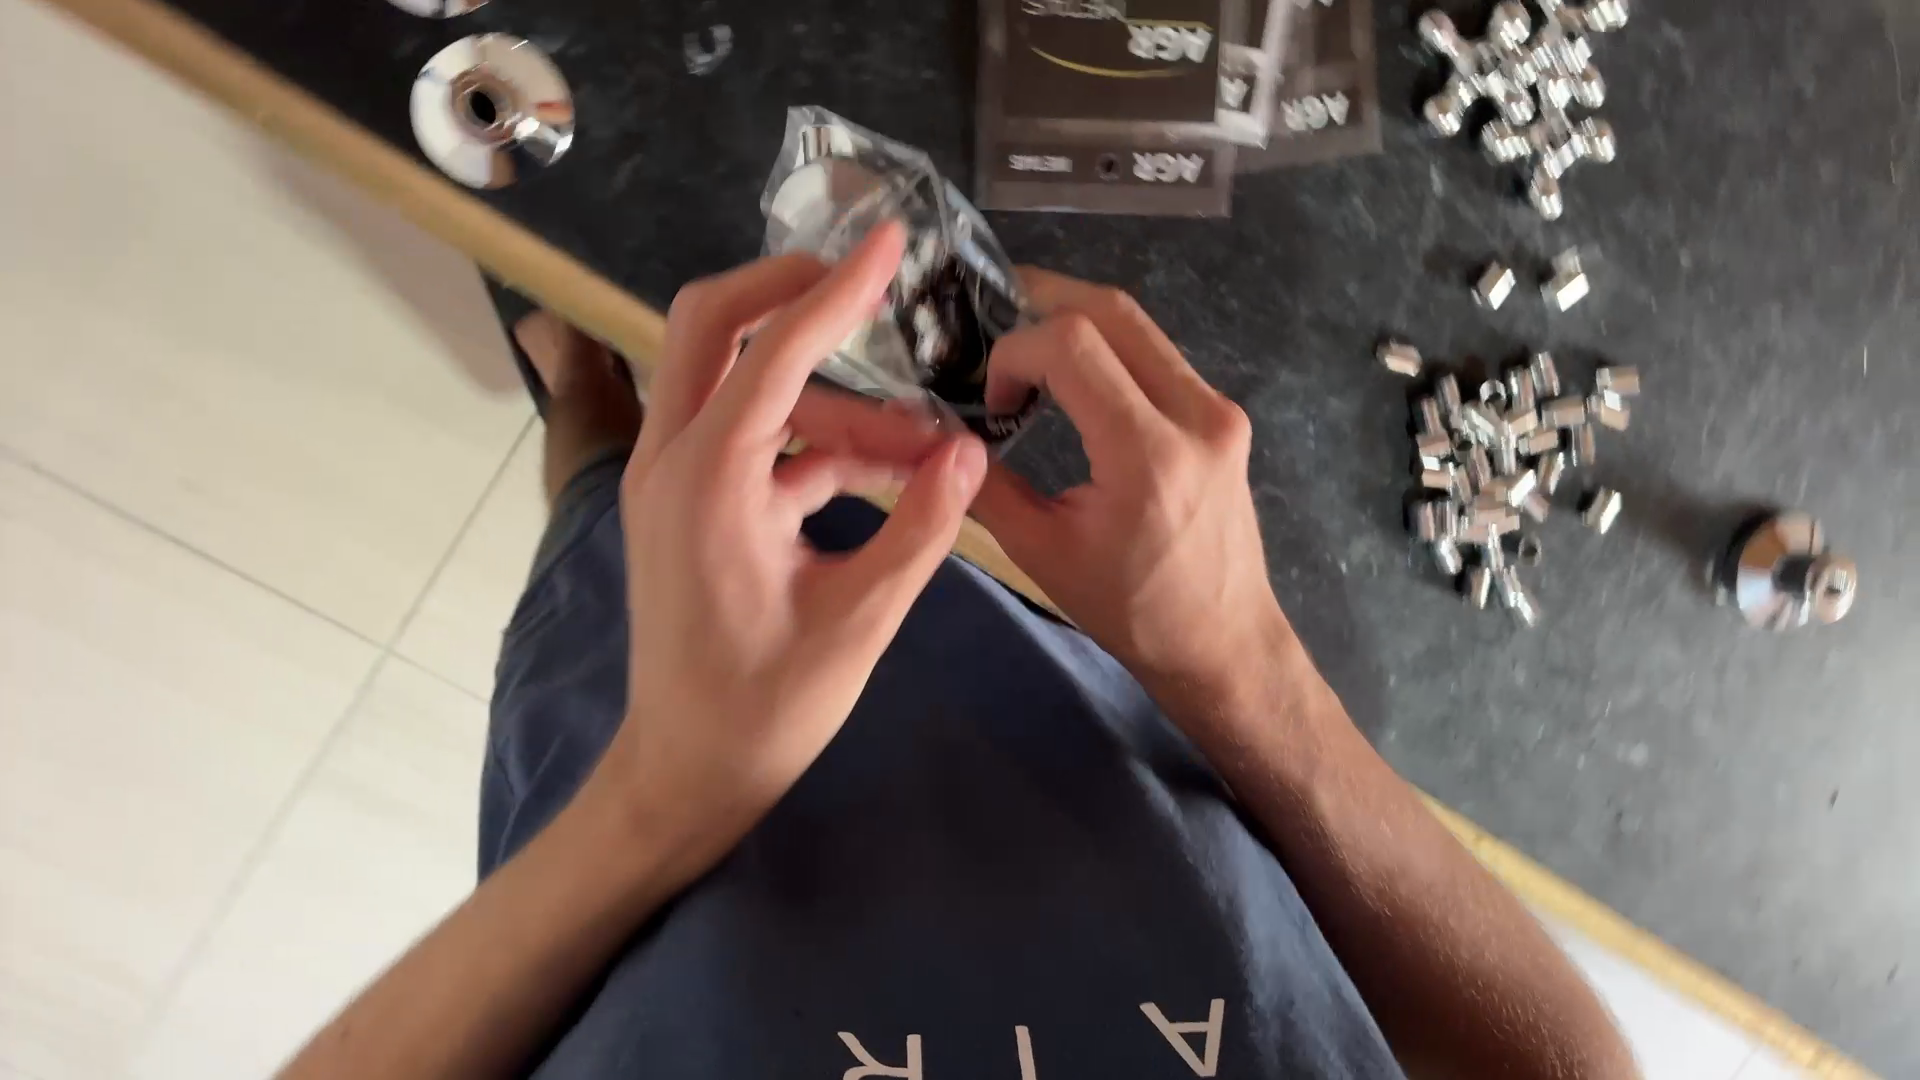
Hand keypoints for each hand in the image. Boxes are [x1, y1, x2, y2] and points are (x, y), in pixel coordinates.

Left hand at [585, 223, 987, 880]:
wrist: (690, 771)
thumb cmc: (768, 708)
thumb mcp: (860, 620)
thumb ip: (920, 529)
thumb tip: (970, 454)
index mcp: (708, 482)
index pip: (774, 352)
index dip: (839, 291)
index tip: (890, 240)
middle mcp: (675, 462)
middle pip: (712, 326)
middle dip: (791, 294)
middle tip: (871, 288)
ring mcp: (677, 482)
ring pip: (747, 391)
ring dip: (836, 404)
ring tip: (925, 449)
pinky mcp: (696, 506)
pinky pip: (758, 443)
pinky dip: (820, 447)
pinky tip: (884, 476)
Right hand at [971, 271, 1289, 711]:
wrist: (1221, 639)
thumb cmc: (1130, 609)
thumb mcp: (1042, 552)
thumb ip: (987, 486)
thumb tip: (943, 438)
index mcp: (1148, 455)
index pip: (1073, 345)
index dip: (1016, 351)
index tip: (994, 398)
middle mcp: (1197, 415)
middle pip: (1114, 311)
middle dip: (1044, 304)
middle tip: (995, 327)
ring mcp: (1220, 410)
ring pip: (1140, 327)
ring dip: (1077, 324)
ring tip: (1028, 354)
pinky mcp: (1224, 417)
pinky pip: (1158, 356)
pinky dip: (1109, 350)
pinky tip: (1075, 379)